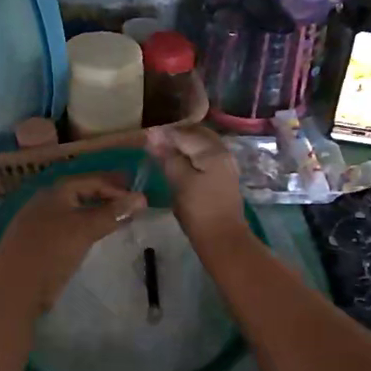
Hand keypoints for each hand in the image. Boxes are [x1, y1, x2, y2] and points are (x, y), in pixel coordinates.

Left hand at [0, 174, 146, 315]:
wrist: (14, 287)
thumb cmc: (50, 251)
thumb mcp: (84, 228)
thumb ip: (112, 213)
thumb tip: (140, 198)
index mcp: (55, 193)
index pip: (91, 180)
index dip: (116, 187)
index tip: (139, 198)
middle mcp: (46, 203)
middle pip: (82, 193)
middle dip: (107, 197)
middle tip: (132, 205)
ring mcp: (41, 224)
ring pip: (75, 212)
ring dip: (97, 213)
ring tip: (119, 220)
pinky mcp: (40, 244)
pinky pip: (69, 229)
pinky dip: (86, 228)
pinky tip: (95, 238)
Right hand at [146, 126, 248, 250]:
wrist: (222, 239)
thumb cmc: (199, 211)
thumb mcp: (180, 182)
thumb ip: (169, 157)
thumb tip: (153, 136)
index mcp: (213, 150)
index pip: (183, 132)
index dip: (163, 133)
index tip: (144, 136)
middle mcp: (222, 151)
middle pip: (196, 133)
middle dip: (175, 134)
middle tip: (153, 141)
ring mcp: (225, 163)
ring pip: (201, 143)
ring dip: (183, 143)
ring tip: (163, 150)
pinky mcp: (223, 175)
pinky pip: (205, 155)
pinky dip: (190, 153)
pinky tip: (178, 161)